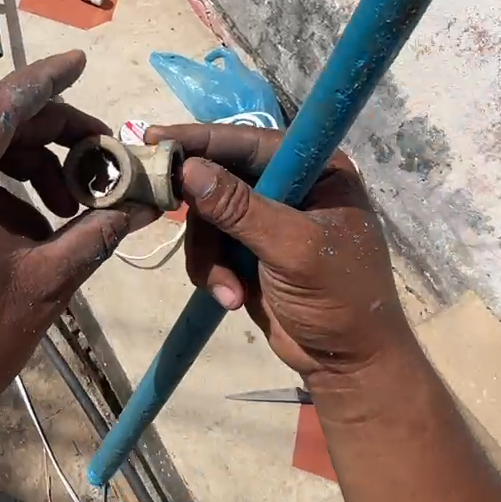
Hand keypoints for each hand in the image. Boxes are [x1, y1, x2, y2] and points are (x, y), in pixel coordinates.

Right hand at [148, 124, 409, 378]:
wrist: (345, 362)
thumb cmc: (338, 298)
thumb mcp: (291, 248)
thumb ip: (239, 208)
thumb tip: (187, 169)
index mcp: (314, 169)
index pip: (247, 141)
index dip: (201, 139)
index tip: (155, 139)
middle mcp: (288, 185)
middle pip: (218, 178)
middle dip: (201, 214)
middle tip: (163, 210)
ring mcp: (265, 218)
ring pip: (206, 217)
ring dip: (208, 256)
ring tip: (227, 290)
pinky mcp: (246, 249)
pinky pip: (208, 246)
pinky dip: (211, 272)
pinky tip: (231, 297)